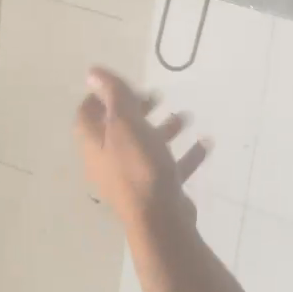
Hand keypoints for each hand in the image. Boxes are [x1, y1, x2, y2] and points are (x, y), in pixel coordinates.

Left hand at [73, 67, 205, 226]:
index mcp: (94, 144)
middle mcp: (107, 161)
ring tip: (185, 117)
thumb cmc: (140, 168)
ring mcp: (131, 178)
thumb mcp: (126, 125)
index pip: (88, 112)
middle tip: (158, 97)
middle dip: (138, 110)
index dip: (103, 95)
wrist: (159, 219)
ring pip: (145, 147)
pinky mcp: (155, 191)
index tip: (127, 84)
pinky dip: (184, 154)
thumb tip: (92, 72)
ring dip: (164, 129)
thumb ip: (114, 97)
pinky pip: (169, 167)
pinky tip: (204, 144)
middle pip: (118, 130)